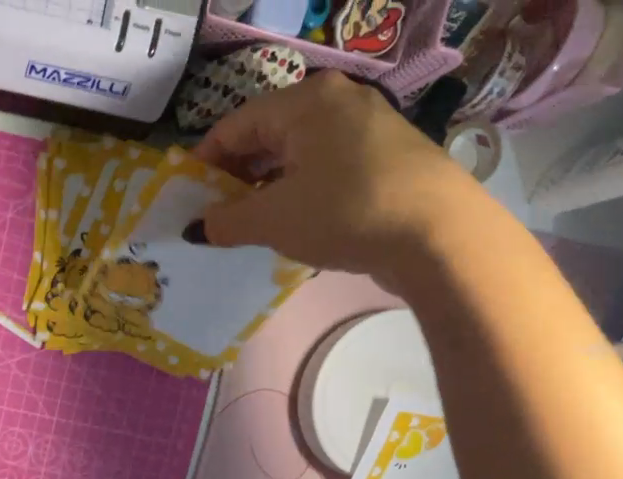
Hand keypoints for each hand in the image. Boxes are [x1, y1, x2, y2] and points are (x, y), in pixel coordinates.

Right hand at [194, 73, 495, 286]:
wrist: (437, 233)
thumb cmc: (343, 211)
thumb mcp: (271, 220)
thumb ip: (225, 221)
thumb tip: (196, 227)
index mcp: (304, 101)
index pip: (234, 125)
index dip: (204, 164)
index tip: (186, 201)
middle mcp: (336, 101)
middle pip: (266, 136)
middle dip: (235, 177)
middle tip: (216, 217)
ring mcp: (366, 126)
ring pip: (296, 154)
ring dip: (267, 189)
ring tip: (251, 226)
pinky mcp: (386, 156)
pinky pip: (325, 168)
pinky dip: (300, 192)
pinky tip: (295, 224)